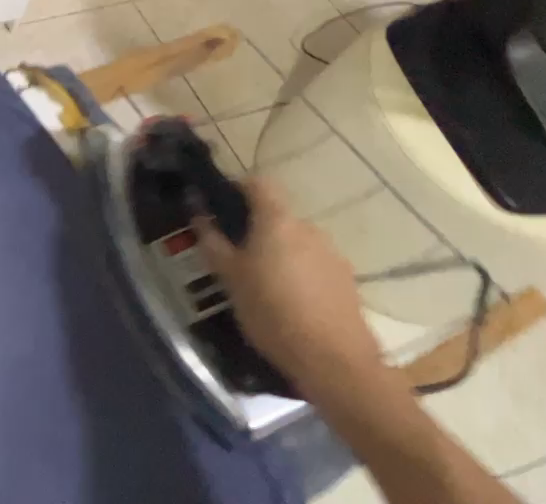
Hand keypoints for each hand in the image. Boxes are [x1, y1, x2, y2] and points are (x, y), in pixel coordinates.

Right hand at [192, 177, 386, 398]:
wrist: (334, 362)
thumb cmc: (271, 312)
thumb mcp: (229, 276)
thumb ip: (212, 239)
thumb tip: (197, 210)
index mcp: (277, 221)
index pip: (257, 183)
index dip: (236, 188)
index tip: (218, 208)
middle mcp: (309, 228)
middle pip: (277, 215)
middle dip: (255, 228)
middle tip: (234, 254)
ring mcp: (333, 254)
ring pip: (296, 241)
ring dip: (278, 251)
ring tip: (262, 283)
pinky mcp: (347, 281)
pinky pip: (314, 264)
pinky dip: (299, 272)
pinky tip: (289, 302)